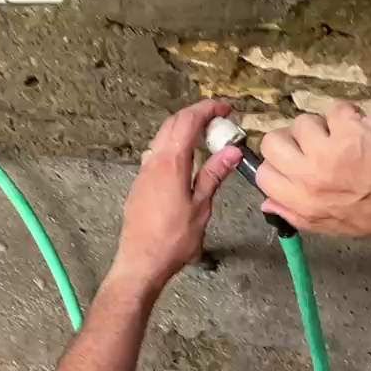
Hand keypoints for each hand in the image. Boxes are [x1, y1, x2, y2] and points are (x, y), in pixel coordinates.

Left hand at [106, 100, 243, 294]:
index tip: (225, 107)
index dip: (207, 109)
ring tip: (204, 138)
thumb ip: (214, 175)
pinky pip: (155, 155)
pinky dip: (172, 147)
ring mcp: (143, 174)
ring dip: (182, 130)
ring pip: (161, 138)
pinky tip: (184, 161)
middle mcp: (153, 163)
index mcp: (171, 163)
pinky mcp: (139, 186)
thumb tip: (231, 151)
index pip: (188, 122)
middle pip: (172, 124)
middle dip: (195, 115)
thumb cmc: (172, 240)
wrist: (141, 263)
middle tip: (218, 120)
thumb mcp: (201, 206)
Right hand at [255, 100, 370, 237]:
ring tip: (348, 138)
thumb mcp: (336, 227)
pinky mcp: (350, 130)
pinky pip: (333, 109)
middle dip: (293, 139)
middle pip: (273, 142)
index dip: (279, 163)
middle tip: (318, 144)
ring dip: (324, 125)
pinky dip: (349, 114)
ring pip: (302, 121)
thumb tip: (268, 203)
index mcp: (303, 205)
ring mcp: (328, 152)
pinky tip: (365, 129)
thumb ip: (297, 215)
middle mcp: (309, 178)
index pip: (264, 175)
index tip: (296, 159)